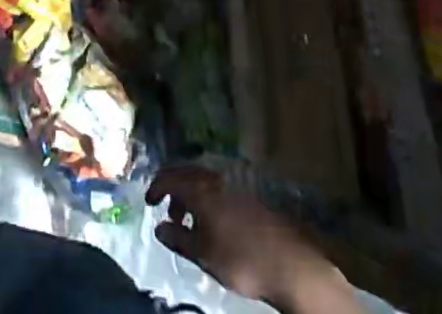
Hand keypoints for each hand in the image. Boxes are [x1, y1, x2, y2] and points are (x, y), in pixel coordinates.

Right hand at [147, 167, 356, 313]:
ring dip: (192, 196)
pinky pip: (221, 189)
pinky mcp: (252, 197)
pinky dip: (210, 200)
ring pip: (205, 182)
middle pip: (186, 174)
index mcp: (200, 188)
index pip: (169, 177)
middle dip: (173, 190)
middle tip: (169, 213)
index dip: (155, 188)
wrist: (292, 267)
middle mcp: (217, 179)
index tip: (148, 202)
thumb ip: (177, 238)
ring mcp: (237, 186)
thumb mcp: (202, 254)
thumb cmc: (241, 260)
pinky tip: (215, 223)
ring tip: (192, 224)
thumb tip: (159, 227)